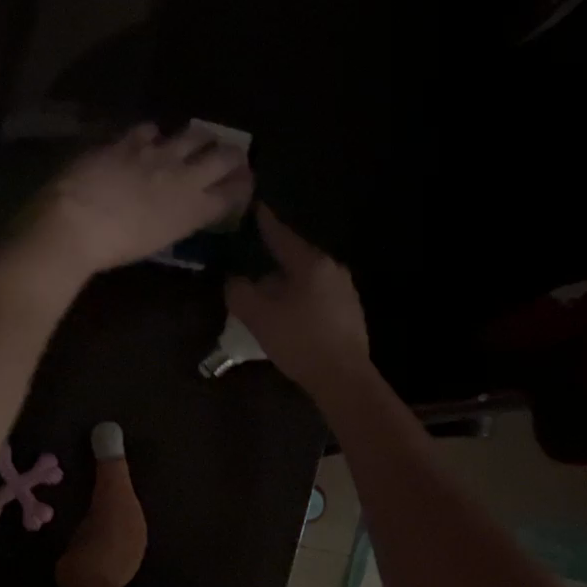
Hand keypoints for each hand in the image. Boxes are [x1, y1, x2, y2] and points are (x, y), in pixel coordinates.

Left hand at [24, 123, 253, 273]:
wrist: (75, 224)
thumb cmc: (113, 250)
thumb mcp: (156, 242)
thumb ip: (176, 221)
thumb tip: (181, 209)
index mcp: (194, 211)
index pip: (234, 193)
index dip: (243, 185)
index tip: (244, 183)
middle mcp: (185, 177)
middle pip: (224, 157)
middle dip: (233, 154)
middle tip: (231, 156)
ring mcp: (158, 154)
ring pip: (195, 134)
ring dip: (200, 137)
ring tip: (198, 139)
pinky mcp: (129, 141)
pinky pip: (150, 129)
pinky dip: (153, 134)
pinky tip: (149, 138)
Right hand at [225, 205, 370, 393]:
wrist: (343, 378)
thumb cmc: (299, 341)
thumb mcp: (258, 316)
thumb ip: (240, 292)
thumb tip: (234, 280)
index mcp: (310, 263)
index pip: (282, 235)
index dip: (265, 223)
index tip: (255, 208)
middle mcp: (332, 269)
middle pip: (296, 259)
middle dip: (274, 263)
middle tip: (253, 267)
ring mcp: (346, 292)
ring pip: (308, 280)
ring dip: (287, 286)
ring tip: (269, 298)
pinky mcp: (351, 314)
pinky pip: (318, 298)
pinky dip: (301, 302)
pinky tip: (291, 319)